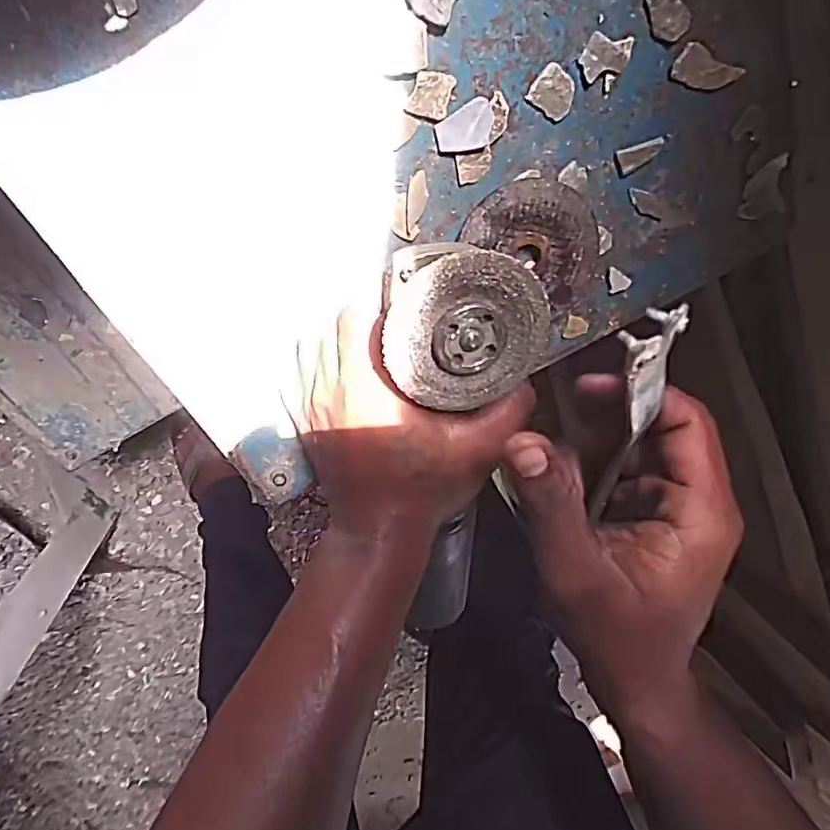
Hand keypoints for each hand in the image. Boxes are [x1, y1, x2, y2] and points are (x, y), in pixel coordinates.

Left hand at [296, 306, 534, 538]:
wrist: (377, 531)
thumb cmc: (416, 497)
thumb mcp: (474, 453)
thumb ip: (507, 414)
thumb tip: (523, 385)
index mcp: (363, 392)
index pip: (355, 318)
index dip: (378, 299)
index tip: (401, 298)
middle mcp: (329, 394)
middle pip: (332, 325)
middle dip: (364, 312)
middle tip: (394, 315)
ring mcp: (312, 409)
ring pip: (315, 345)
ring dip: (341, 332)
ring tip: (374, 334)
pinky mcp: (308, 422)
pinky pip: (306, 372)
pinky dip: (323, 358)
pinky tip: (348, 363)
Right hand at [500, 382, 742, 728]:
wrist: (635, 679)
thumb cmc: (622, 640)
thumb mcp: (577, 569)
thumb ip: (550, 503)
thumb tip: (526, 447)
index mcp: (701, 512)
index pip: (688, 422)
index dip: (643, 393)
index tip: (596, 386)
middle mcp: (696, 505)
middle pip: (659, 429)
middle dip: (606, 422)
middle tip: (562, 421)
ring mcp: (676, 511)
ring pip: (636, 449)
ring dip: (592, 449)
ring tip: (561, 472)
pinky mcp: (653, 517)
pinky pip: (622, 472)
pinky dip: (590, 471)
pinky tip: (567, 492)